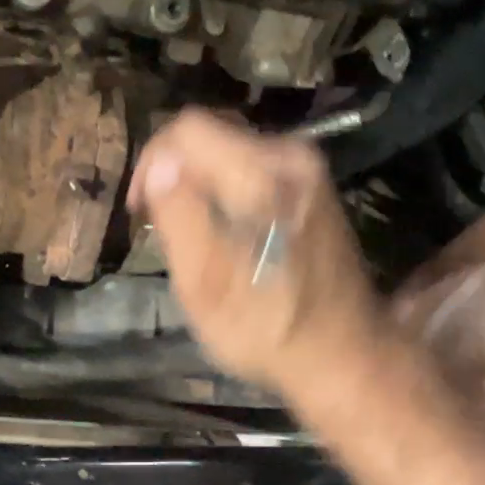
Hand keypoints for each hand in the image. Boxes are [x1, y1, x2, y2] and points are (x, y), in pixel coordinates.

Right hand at [130, 110, 384, 400]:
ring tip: (185, 233)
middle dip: (172, 172)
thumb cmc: (266, 329)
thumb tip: (159, 163)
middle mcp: (291, 157)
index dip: (152, 162)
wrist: (344, 356)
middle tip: (157, 224)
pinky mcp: (312, 189)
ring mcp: (307, 172)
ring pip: (228, 152)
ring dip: (196, 184)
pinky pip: (250, 169)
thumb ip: (180, 216)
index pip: (187, 128)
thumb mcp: (206, 284)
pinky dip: (222, 192)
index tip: (140, 211)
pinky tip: (220, 234)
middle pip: (209, 133)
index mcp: (262, 175)